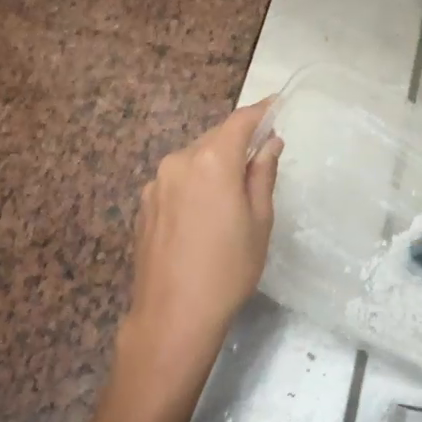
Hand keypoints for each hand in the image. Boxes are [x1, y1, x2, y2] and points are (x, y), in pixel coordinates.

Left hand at [122, 100, 281, 366]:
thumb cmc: (228, 268)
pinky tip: (207, 212)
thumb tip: (269, 143)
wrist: (173, 316)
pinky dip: (196, 183)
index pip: (239, 122)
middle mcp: (178, 163)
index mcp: (211, 161)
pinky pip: (177, 181)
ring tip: (235, 189)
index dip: (260, 111)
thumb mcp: (259, 221)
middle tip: (263, 153)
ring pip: (194, 160)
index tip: (277, 105)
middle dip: (238, 141)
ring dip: (215, 164)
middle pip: (214, 139)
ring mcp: (156, 184)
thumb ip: (262, 174)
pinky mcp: (145, 206)